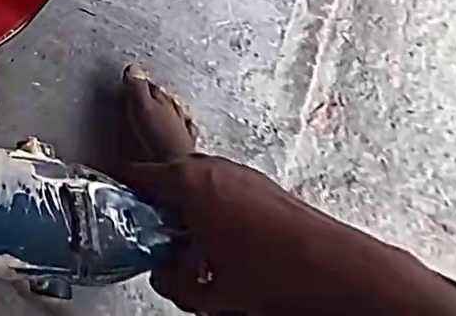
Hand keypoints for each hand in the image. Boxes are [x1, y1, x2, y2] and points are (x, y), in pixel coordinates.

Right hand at [120, 156, 455, 315]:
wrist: (337, 271)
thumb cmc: (271, 273)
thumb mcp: (207, 290)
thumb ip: (172, 278)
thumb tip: (163, 272)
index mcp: (186, 181)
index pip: (138, 175)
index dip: (125, 192)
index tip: (119, 205)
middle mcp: (209, 166)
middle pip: (169, 177)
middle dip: (162, 205)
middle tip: (161, 236)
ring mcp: (238, 171)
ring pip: (198, 182)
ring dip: (192, 206)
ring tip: (200, 245)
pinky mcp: (262, 183)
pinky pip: (225, 188)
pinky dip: (218, 208)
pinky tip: (231, 242)